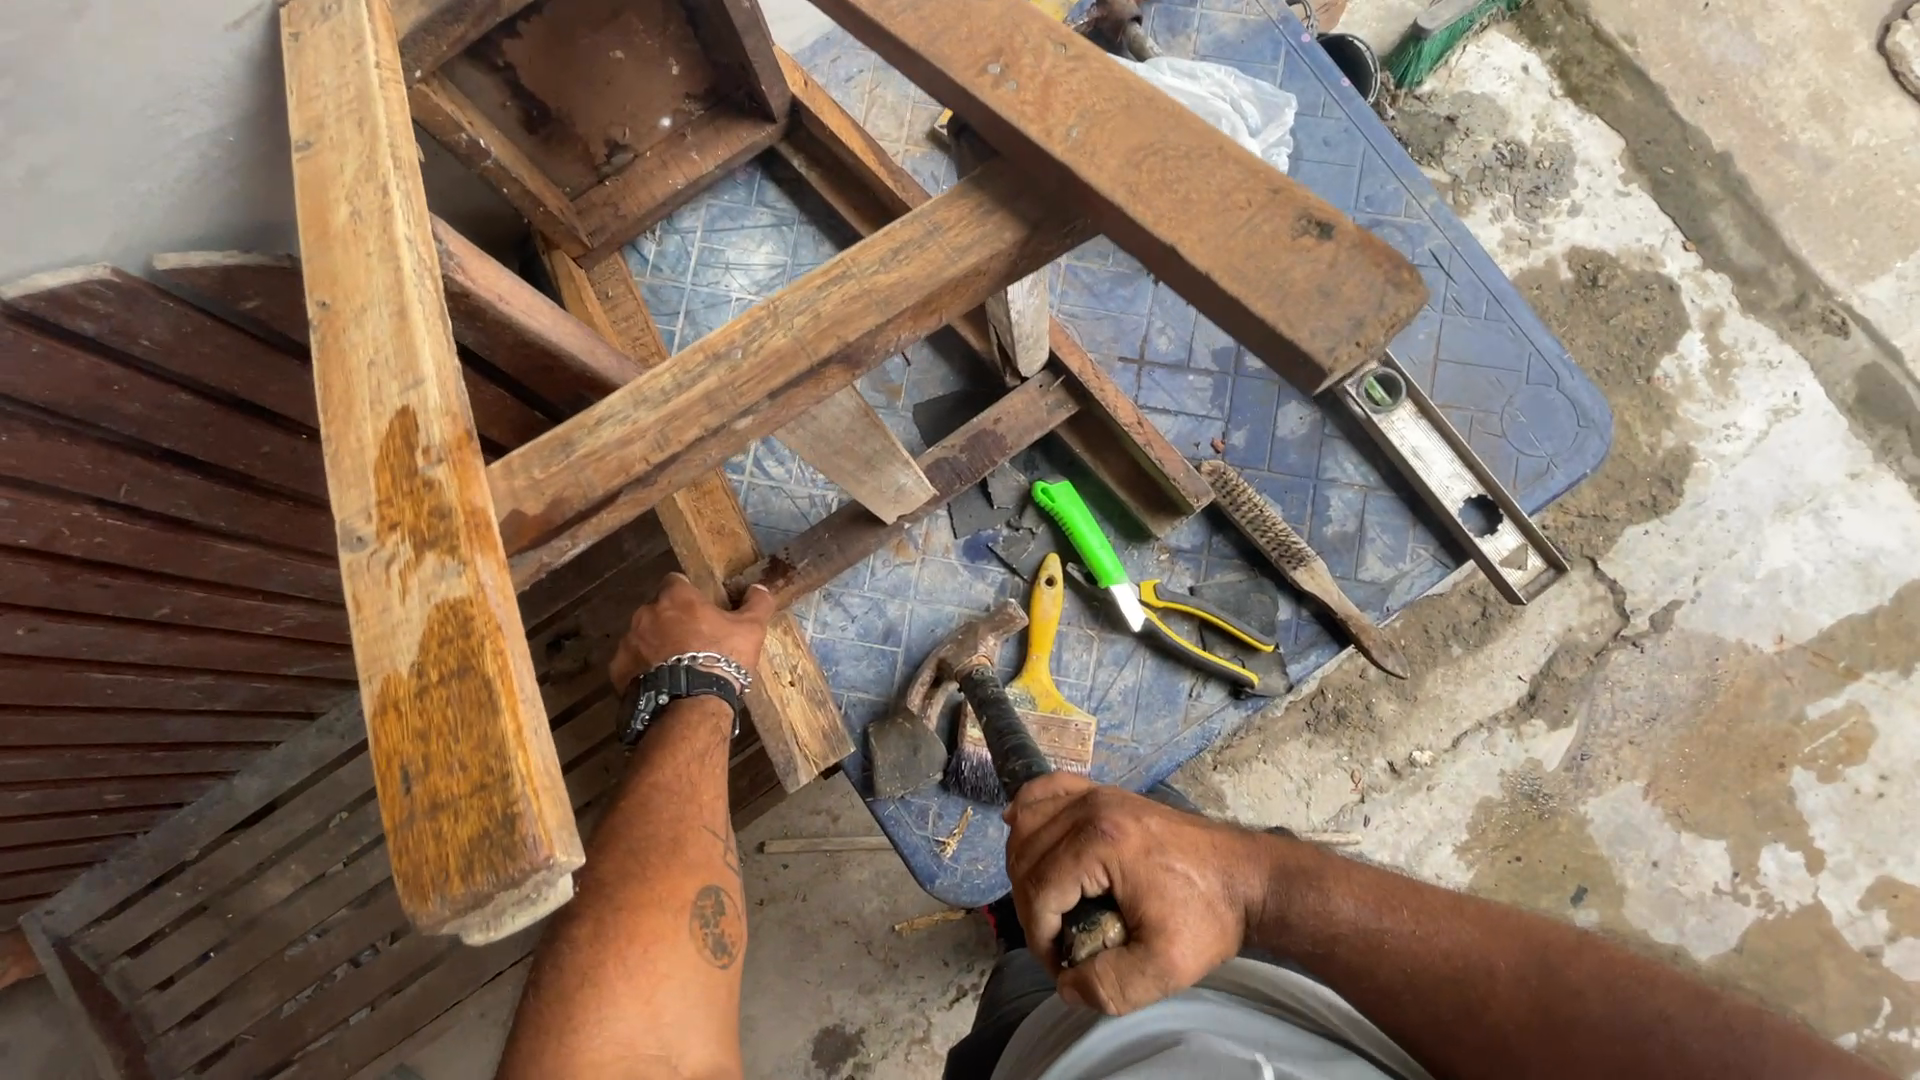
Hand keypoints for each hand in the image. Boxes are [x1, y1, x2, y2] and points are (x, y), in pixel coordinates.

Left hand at [608, 573, 775, 688]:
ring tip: (676, 667)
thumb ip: (757, 603)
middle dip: (670, 621)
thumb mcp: (752, 629)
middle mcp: (646, 614)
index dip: (688, 593)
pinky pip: (631, 663)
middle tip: (692, 641)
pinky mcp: (618, 670)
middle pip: (657, 610)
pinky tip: (661, 683)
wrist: (691, 703)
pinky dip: (643, 669)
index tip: (700, 609)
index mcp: (676, 598)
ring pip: (642, 636)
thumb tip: (759, 587)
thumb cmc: (723, 657)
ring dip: (655, 645)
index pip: (676, 581)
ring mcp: (628, 642)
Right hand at [1003, 773, 1274, 1015]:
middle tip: (1055, 941)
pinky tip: (1019, 826)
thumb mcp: (1165, 967)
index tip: (1061, 965)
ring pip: (1028, 819)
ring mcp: (1097, 793)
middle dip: (1030, 906)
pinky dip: (1028, 807)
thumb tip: (1067, 984)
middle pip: (1026, 855)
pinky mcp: (1104, 791)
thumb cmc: (1208, 916)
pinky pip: (1049, 787)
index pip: (1038, 890)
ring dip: (1023, 863)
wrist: (1246, 876)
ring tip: (1045, 902)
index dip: (1039, 936)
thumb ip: (1110, 986)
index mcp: (1100, 842)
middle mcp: (1090, 808)